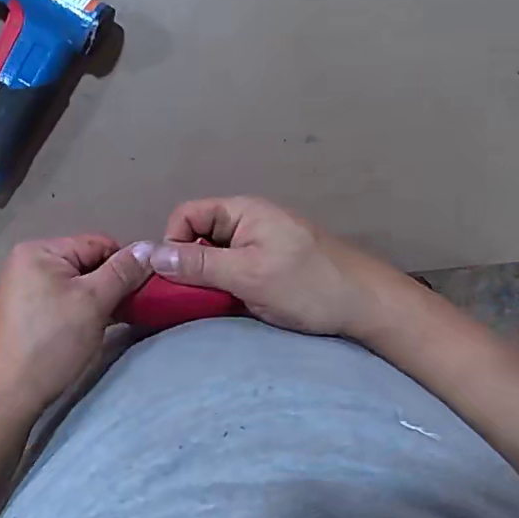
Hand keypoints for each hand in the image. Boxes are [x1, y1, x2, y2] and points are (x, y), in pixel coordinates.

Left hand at [0, 235, 152, 418]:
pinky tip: (96, 327)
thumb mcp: (93, 302)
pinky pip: (64, 299)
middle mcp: (29, 261)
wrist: (7, 392)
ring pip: (78, 283)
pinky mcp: (28, 310)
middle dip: (112, 283)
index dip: (125, 263)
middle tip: (135, 307)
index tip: (147, 289)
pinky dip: (83, 310)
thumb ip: (123, 272)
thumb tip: (150, 247)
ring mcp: (26, 286)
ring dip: (100, 299)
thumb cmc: (51, 341)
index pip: (98, 243)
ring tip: (117, 320)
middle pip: (87, 261)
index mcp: (40, 249)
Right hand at [150, 196, 396, 336]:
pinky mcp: (269, 266)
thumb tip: (149, 254)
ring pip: (214, 257)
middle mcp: (247, 221)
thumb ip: (197, 265)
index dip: (173, 243)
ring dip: (208, 280)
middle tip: (192, 297)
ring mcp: (260, 244)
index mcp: (241, 210)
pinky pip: (232, 270)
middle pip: (197, 236)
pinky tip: (232, 305)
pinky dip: (225, 287)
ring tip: (213, 304)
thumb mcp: (247, 276)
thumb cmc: (308, 285)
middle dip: (189, 265)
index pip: (185, 215)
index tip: (177, 278)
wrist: (369, 307)